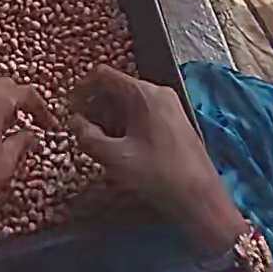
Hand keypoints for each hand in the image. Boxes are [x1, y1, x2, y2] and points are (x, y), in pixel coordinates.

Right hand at [69, 66, 242, 248]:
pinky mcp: (175, 121)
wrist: (200, 197)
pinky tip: (124, 151)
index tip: (72, 109)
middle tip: (86, 133)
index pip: (104, 75)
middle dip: (97, 109)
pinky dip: (128, 126)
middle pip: (116, 89)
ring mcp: (169, 106)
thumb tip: (75, 122)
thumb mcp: (114, 158)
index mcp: (143, 93)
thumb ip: (88, 136)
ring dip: (112, 121)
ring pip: (129, 103)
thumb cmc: (158, 175)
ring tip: (105, 147)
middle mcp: (158, 92)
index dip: (83, 89)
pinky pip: (143, 113)